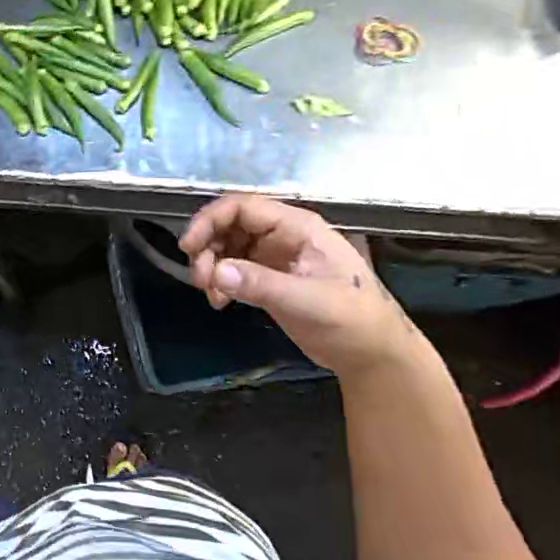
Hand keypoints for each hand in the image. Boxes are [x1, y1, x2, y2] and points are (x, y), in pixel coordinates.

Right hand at [180, 195, 420, 377]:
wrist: (370, 352)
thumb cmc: (351, 319)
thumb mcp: (309, 300)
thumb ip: (262, 284)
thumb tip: (216, 272)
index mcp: (297, 227)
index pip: (244, 207)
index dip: (211, 220)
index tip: (189, 247)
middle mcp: (283, 236)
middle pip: (231, 225)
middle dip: (208, 246)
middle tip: (200, 280)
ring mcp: (276, 258)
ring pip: (229, 247)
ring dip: (212, 265)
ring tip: (210, 294)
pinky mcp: (270, 280)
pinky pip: (235, 270)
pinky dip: (221, 282)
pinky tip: (220, 303)